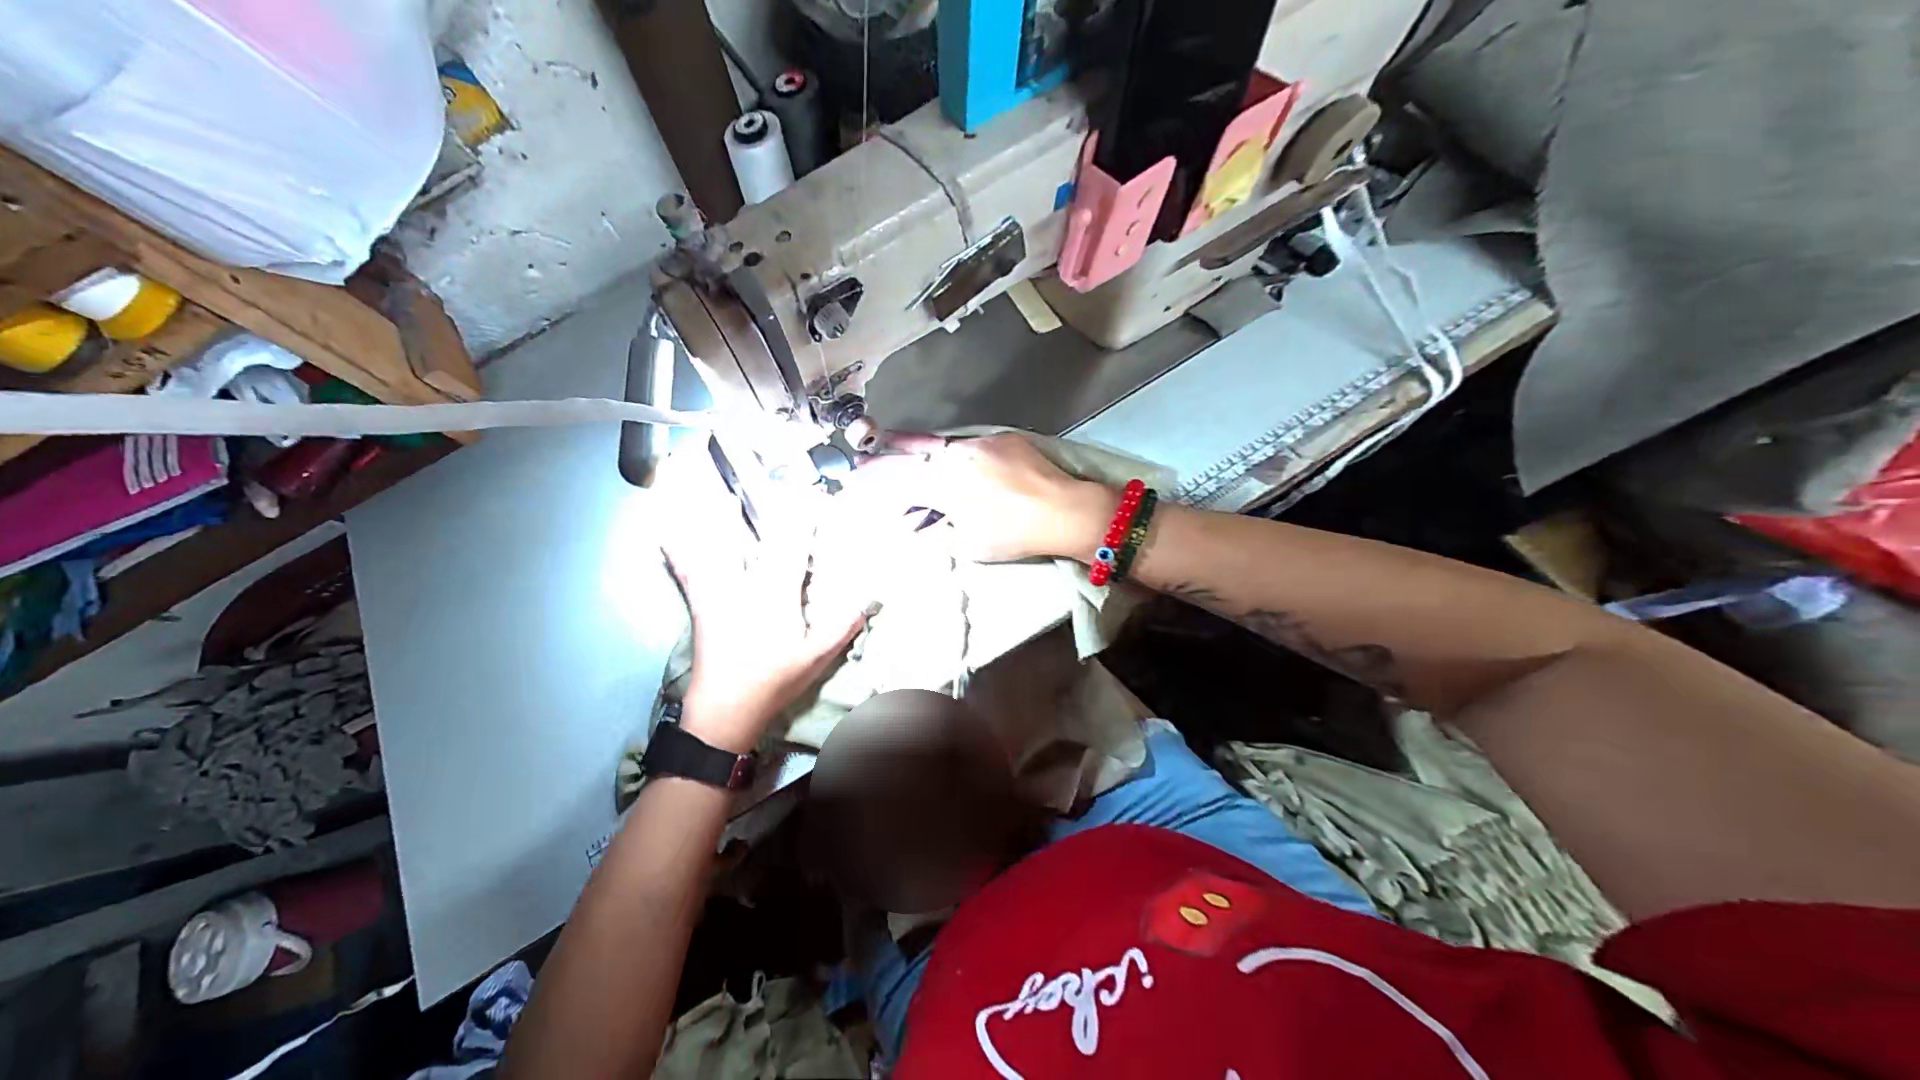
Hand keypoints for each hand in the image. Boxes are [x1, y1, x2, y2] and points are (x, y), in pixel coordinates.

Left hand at [656, 448, 870, 753]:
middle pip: (754, 533)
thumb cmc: (773, 682)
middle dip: (762, 499)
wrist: (724, 711)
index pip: (792, 544)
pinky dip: (676, 547)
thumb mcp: (816, 658)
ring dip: (707, 509)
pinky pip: (687, 567)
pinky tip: (663, 529)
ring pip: (714, 542)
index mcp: (776, 594)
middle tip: (760, 466)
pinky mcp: (702, 602)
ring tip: (696, 473)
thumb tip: (870, 597)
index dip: (803, 514)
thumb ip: (842, 625)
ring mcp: (719, 591)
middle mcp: (745, 583)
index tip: (812, 488)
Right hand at [842, 433, 1115, 562]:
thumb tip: (913, 524)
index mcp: (943, 484)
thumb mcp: (967, 544)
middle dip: (890, 454)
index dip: (874, 478)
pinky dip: (958, 454)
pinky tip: (956, 461)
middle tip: (867, 452)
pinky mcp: (1003, 438)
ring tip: (901, 446)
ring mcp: (981, 443)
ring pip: (943, 446)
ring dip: (923, 451)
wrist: (1065, 510)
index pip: (898, 479)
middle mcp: (956, 456)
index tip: (854, 475)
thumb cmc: (1013, 535)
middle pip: (914, 454)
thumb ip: (933, 532)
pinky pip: (971, 444)